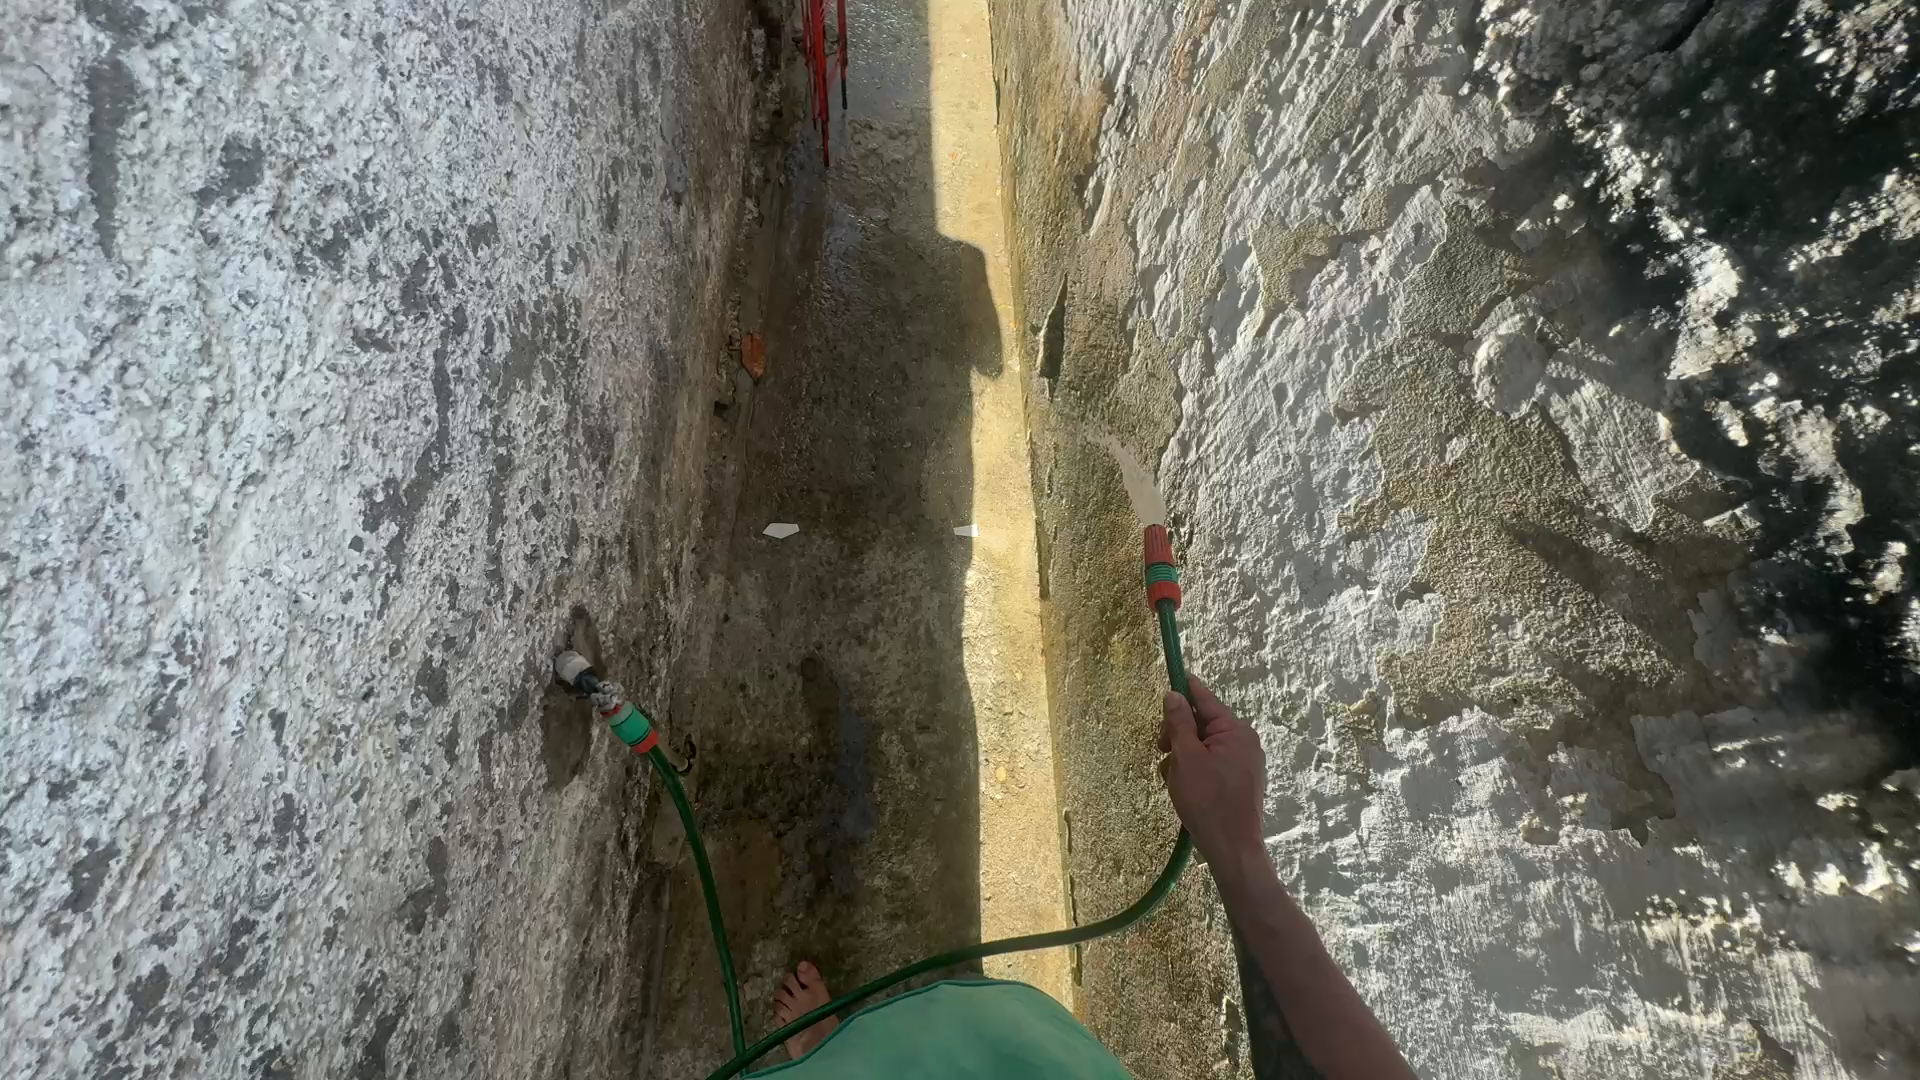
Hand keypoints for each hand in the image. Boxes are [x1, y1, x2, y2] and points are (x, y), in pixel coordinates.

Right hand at [1159, 677, 1266, 880]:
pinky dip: (1193, 769)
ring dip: (1181, 755)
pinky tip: (1182, 787)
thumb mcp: (1186, 757)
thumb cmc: (1208, 800)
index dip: (1184, 689)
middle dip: (1177, 733)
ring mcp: (1243, 762)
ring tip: (1172, 777)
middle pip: (1201, 722)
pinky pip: (1210, 762)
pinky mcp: (1238, 780)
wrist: (1232, 849)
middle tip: (1162, 750)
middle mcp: (1244, 742)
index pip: (1205, 698)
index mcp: (1235, 731)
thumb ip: (1179, 723)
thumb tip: (1174, 694)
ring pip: (1202, 744)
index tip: (1170, 677)